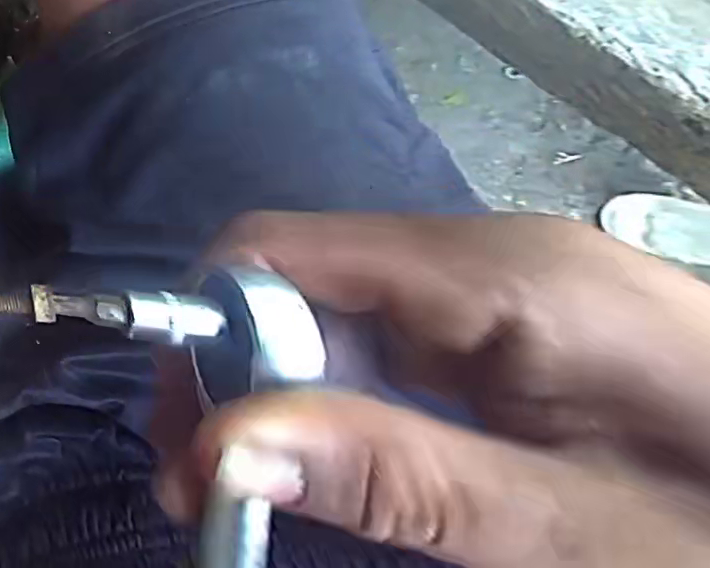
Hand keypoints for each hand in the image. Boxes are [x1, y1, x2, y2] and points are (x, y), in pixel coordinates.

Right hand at [155, 211, 709, 566]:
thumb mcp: (603, 541)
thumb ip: (402, 479)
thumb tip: (218, 447)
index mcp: (493, 270)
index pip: (270, 251)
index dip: (206, 327)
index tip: (186, 430)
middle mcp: (476, 254)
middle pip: (290, 283)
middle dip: (237, 373)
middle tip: (210, 475)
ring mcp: (499, 287)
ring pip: (329, 316)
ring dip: (283, 391)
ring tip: (272, 477)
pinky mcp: (516, 323)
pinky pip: (385, 342)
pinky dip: (342, 396)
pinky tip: (355, 452)